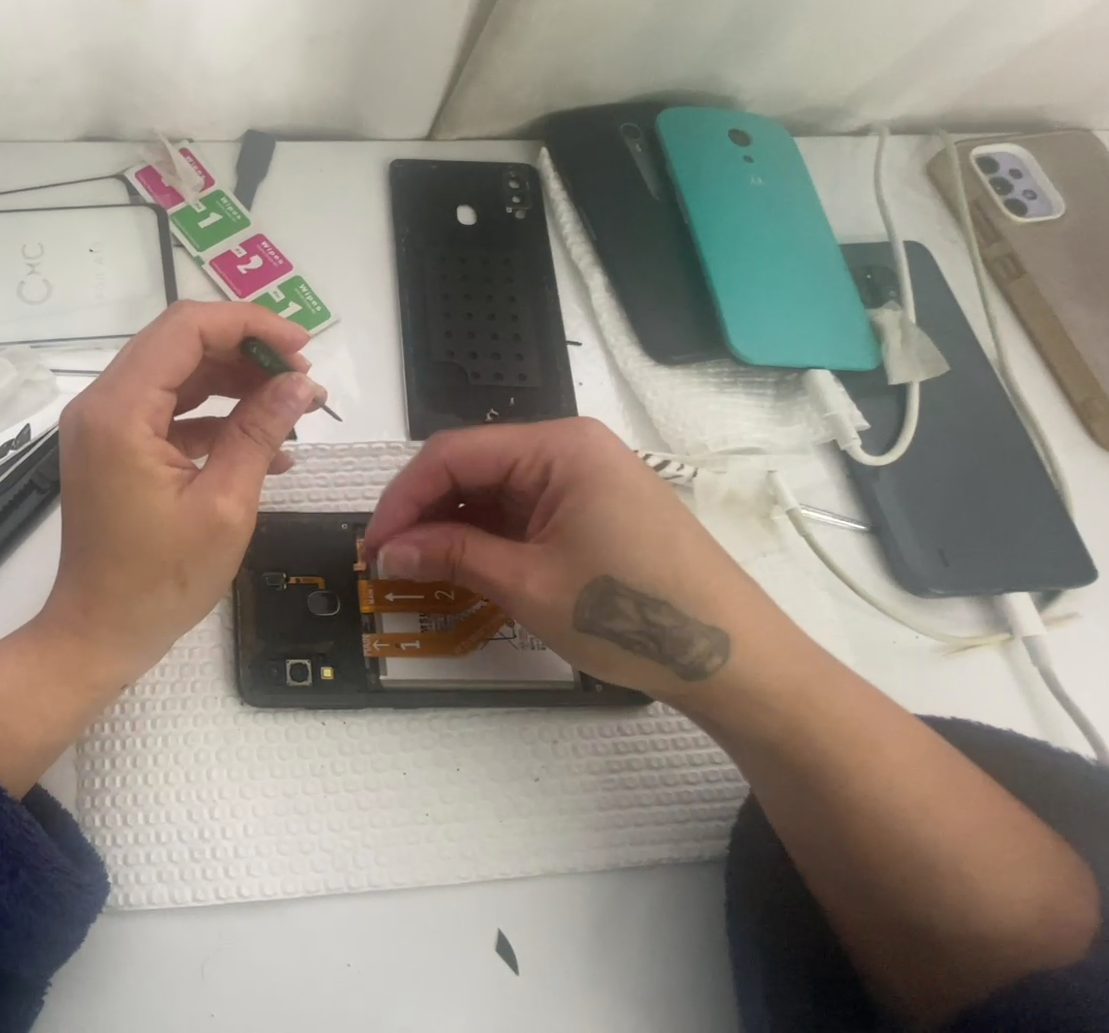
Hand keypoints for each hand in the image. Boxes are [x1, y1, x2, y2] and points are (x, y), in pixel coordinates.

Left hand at [38, 301, 324, 680]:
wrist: (101, 632)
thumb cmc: (161, 582)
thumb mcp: (225, 506)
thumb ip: (259, 432)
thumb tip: (300, 383)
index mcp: (119, 411)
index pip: (186, 329)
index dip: (249, 325)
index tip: (302, 347)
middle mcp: (102, 405)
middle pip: (179, 345)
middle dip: (246, 352)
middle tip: (302, 378)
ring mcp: (105, 427)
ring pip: (177, 377)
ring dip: (234, 384)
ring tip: (294, 407)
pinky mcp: (115, 450)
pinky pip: (169, 415)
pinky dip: (214, 420)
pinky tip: (266, 447)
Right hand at [362, 418, 791, 701]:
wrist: (736, 662)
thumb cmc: (632, 614)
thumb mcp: (526, 583)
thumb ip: (449, 555)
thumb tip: (386, 549)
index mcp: (558, 446)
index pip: (452, 454)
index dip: (402, 498)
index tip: (372, 544)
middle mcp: (570, 450)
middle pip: (471, 468)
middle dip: (423, 513)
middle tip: (388, 561)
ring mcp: (585, 481)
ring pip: (492, 493)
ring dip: (451, 529)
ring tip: (419, 570)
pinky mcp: (593, 512)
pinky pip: (521, 514)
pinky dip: (485, 539)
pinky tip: (463, 568)